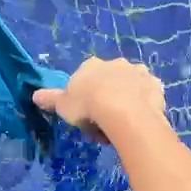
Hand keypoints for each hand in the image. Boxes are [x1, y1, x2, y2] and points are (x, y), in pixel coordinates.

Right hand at [31, 57, 167, 133]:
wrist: (122, 111)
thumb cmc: (88, 106)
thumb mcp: (63, 106)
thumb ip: (50, 99)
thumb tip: (35, 95)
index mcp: (91, 66)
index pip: (85, 79)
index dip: (84, 98)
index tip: (84, 115)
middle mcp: (116, 63)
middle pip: (109, 82)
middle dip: (106, 100)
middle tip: (102, 125)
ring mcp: (138, 73)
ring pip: (130, 88)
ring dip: (126, 102)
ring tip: (120, 126)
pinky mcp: (155, 86)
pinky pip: (148, 97)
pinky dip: (143, 106)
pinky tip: (137, 121)